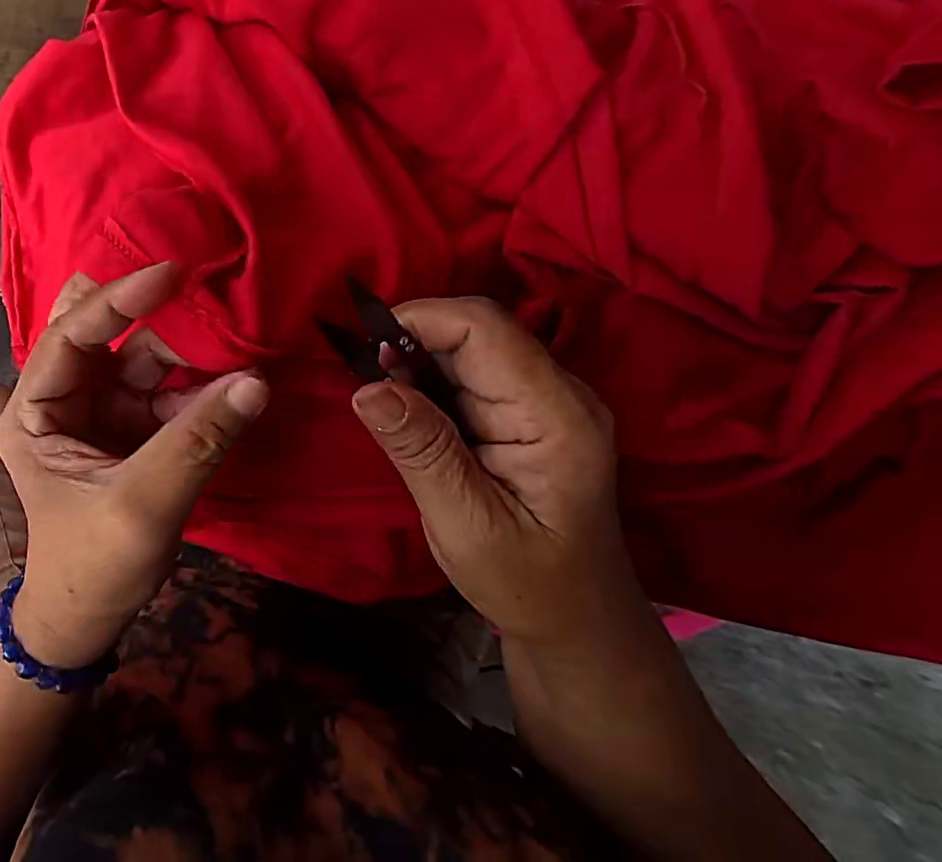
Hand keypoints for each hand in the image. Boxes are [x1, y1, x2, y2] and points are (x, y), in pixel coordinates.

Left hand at [0, 261, 269, 666]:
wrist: (88, 618)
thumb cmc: (93, 565)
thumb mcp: (142, 505)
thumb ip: (196, 442)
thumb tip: (255, 381)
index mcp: (35, 410)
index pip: (70, 336)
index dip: (117, 299)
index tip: (171, 272)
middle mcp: (62, 400)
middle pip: (109, 340)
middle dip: (157, 320)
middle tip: (210, 294)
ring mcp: (99, 412)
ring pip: (144, 363)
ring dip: (188, 355)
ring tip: (237, 340)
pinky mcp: (131, 429)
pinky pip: (167, 393)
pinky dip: (199, 388)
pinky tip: (233, 383)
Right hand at [352, 297, 650, 646]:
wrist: (578, 621)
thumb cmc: (528, 584)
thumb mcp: (466, 526)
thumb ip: (421, 452)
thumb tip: (366, 388)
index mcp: (556, 417)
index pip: (484, 329)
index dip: (419, 321)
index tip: (365, 355)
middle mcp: (557, 393)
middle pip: (476, 329)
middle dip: (409, 339)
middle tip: (364, 380)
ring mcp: (543, 400)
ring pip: (466, 346)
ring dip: (412, 359)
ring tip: (379, 399)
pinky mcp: (523, 411)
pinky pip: (466, 372)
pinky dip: (423, 379)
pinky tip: (403, 409)